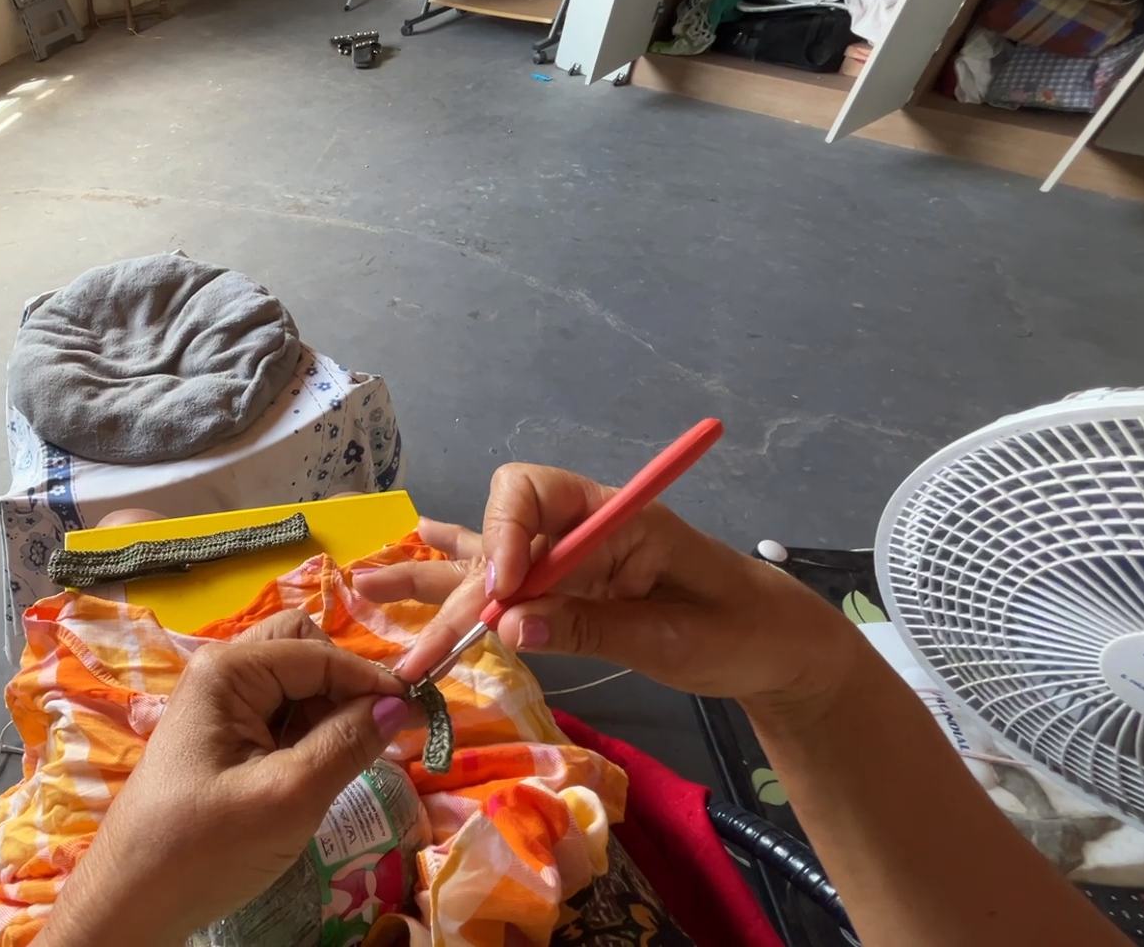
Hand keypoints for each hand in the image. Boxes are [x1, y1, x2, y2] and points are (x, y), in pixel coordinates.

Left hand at [41, 613, 414, 945]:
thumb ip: (347, 743)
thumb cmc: (204, 846)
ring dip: (328, 710)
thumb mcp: (287, 797)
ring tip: (345, 760)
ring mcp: (220, 702)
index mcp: (229, 670)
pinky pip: (278, 712)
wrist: (133, 900)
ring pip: (294, 681)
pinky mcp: (224, 733)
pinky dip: (308, 730)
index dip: (370, 678)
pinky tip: (317, 768)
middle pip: (302, 650)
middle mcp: (222, 671)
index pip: (317, 652)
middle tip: (373, 738)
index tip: (421, 709)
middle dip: (343, 685)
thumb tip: (400, 703)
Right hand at [354, 464, 862, 718]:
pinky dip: (450, 580)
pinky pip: (493, 580)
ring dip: (427, 582)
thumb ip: (591, 627)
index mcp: (607, 513)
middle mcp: (569, 529)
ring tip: (367, 585)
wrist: (775, 647)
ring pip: (479, 564)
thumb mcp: (677, 637)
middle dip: (452, 596)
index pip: (528, 493)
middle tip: (417, 650)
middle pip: (493, 547)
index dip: (502, 533)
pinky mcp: (554, 591)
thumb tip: (509, 631)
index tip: (504, 590)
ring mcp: (557, 560)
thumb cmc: (744, 629)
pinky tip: (408, 569)